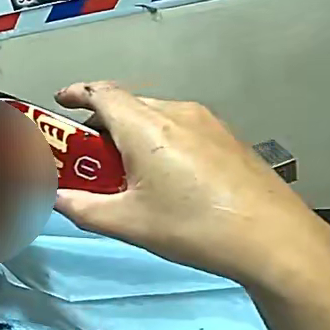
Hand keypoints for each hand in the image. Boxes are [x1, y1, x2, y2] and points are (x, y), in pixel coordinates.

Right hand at [51, 82, 329, 288]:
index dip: (77, 94)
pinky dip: (160, 141)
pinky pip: (182, 128)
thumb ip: (83, 208)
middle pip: (128, 105)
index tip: (61, 102)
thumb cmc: (195, 227)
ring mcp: (207, 123)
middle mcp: (176, 112)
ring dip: (133, 133)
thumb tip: (57, 199)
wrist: (272, 237)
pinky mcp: (227, 138)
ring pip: (156, 116)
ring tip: (127, 171)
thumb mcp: (129, 223)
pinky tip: (167, 177)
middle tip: (88, 157)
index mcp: (146, 126)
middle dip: (102, 124)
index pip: (102, 93)